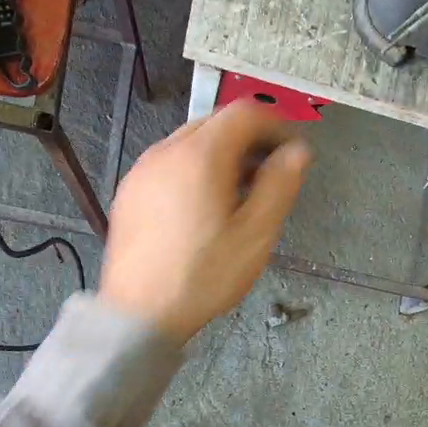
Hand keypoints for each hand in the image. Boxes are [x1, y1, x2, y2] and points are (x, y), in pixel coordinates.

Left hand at [99, 103, 312, 342]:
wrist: (140, 313)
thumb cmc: (203, 277)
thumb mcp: (255, 235)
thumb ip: (279, 186)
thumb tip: (298, 152)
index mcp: (200, 156)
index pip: (244, 113)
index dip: (275, 124)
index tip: (291, 151)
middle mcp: (166, 151)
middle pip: (215, 124)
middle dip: (248, 141)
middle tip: (269, 175)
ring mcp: (142, 171)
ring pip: (190, 145)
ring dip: (221, 157)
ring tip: (239, 196)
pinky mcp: (129, 193)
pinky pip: (169, 166)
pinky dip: (193, 173)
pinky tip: (203, 210)